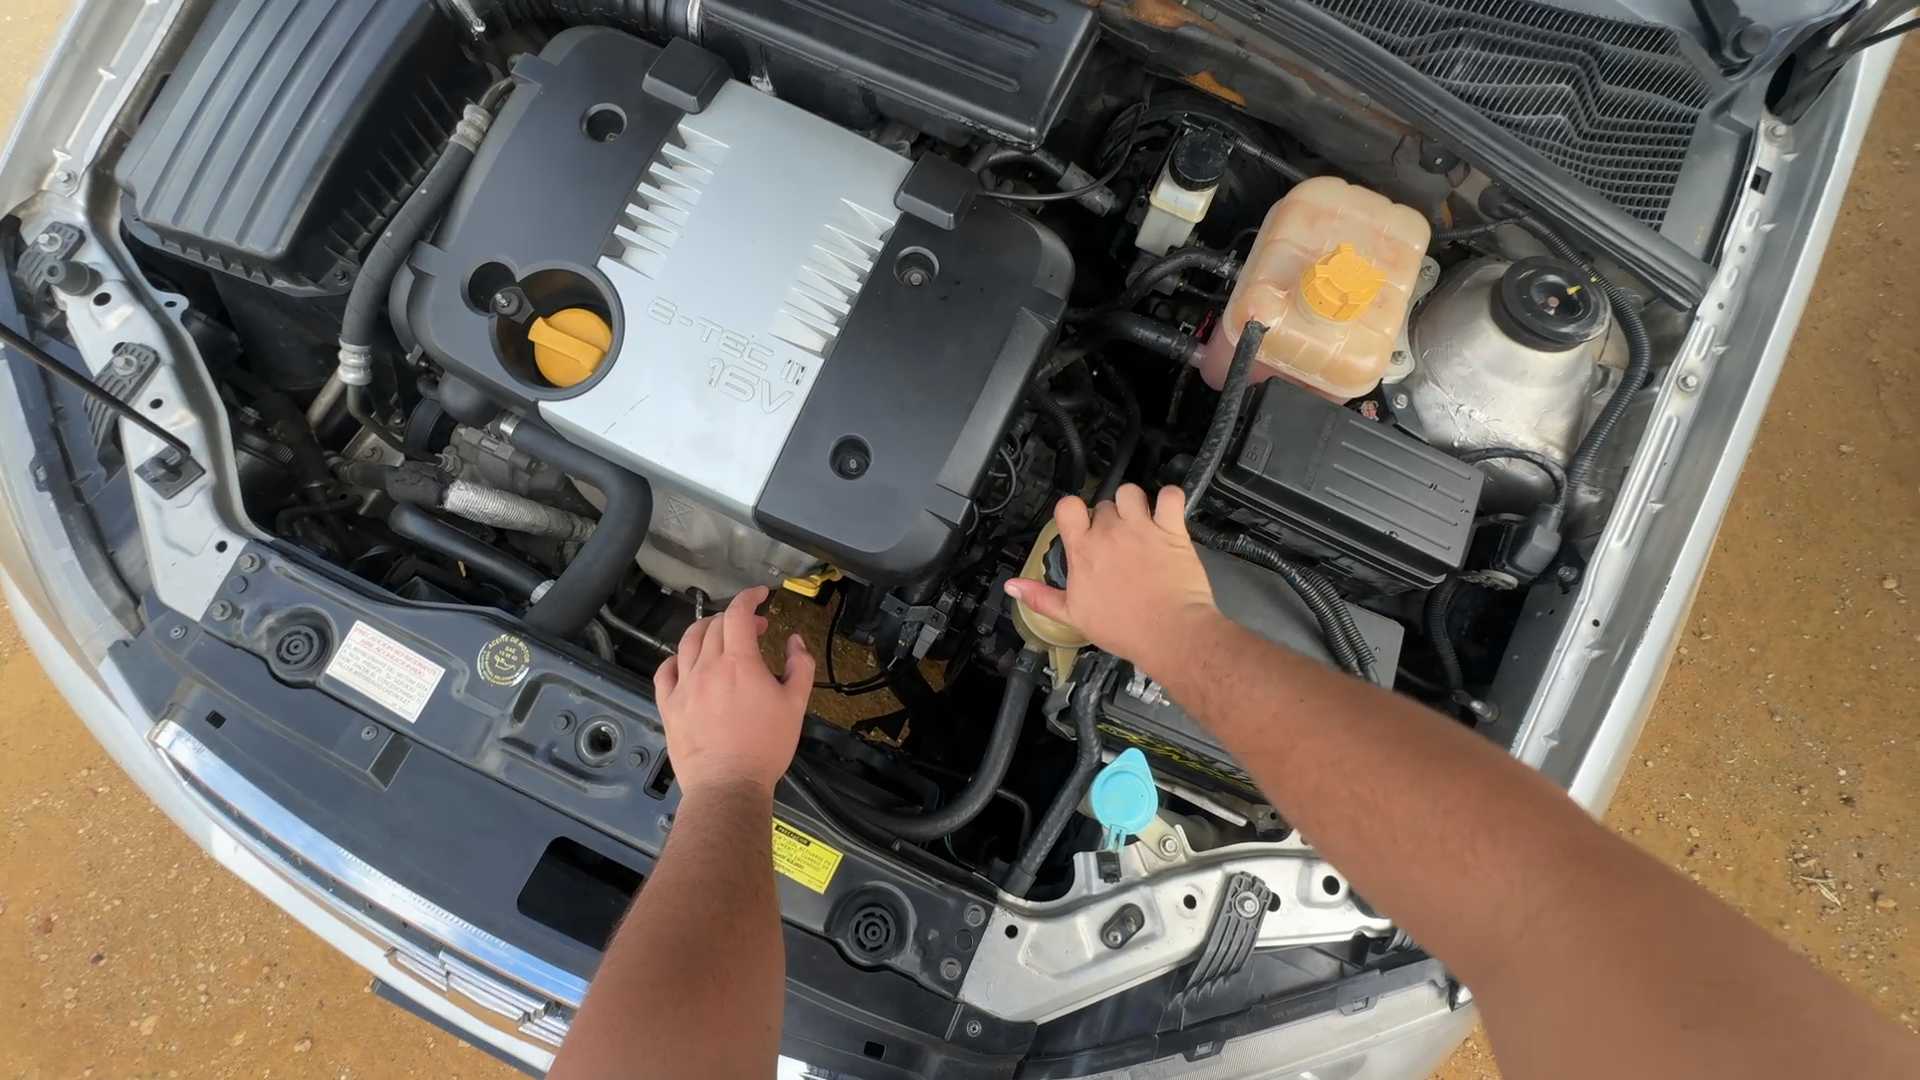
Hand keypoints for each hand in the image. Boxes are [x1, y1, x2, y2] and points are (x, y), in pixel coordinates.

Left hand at [653, 586, 815, 798]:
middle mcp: (707, 668)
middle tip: (754, 628)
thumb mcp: (796, 704)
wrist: (728, 785)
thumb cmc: (765, 747)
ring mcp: (684, 686)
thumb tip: (794, 641)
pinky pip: (665, 671)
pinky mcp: (669, 706)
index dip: (749, 597)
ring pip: (688, 642)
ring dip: (706, 630)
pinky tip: (688, 662)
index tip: (760, 595)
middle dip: (736, 617)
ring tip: (721, 636)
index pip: (738, 614)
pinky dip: (678, 658)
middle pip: (714, 625)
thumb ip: (800, 665)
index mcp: (740, 663)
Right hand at [1004, 484, 1219, 672]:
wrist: (1167, 632)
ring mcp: (1142, 528)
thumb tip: (1013, 587)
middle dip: (1107, 517)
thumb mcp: (1072, 616)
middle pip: (1102, 504)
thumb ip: (1040, 597)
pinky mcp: (1171, 530)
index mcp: (1084, 549)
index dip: (1072, 511)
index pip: (1067, 506)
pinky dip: (1169, 498)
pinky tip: (1166, 509)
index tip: (1079, 522)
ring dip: (1133, 502)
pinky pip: (1170, 496)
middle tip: (1114, 539)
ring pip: (1131, 492)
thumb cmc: (1123, 627)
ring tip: (1137, 519)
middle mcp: (1110, 532)